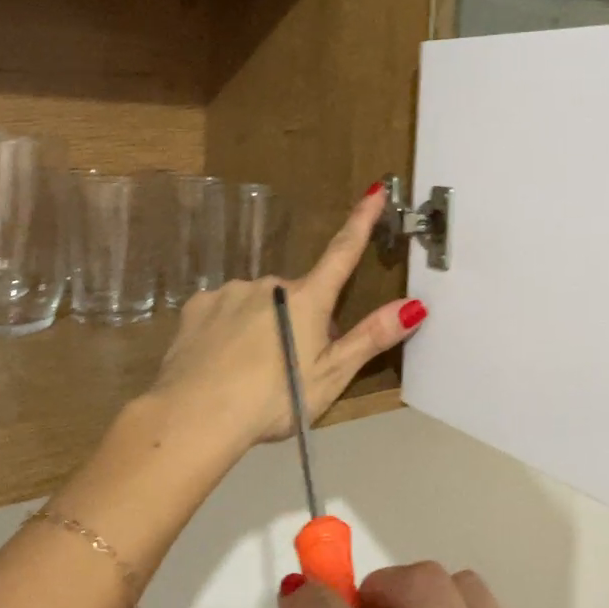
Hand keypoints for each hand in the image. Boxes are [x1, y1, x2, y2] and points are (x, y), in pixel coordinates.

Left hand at [147, 186, 426, 447]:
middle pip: (296, 296)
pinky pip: (224, 311)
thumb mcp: (330, 375)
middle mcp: (269, 284)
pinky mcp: (197, 306)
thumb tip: (415, 305)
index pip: (343, 252)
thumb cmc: (271, 400)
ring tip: (252, 373)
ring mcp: (230, 292)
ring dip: (263, 327)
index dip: (361, 222)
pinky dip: (228, 330)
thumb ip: (371, 337)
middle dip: (299, 320)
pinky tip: (221, 362)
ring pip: (258, 304)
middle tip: (293, 366)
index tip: (374, 191)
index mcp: (306, 299)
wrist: (194, 416)